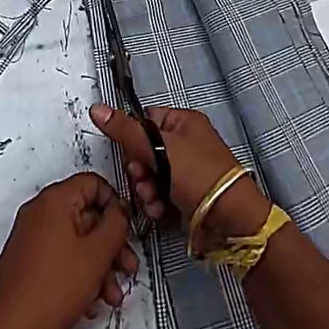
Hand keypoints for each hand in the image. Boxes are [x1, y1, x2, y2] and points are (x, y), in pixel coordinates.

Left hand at [0, 172, 138, 328]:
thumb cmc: (47, 293)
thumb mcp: (98, 253)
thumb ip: (116, 225)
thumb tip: (119, 213)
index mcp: (54, 200)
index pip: (94, 183)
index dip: (115, 204)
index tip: (125, 225)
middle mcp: (38, 213)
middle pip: (86, 215)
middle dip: (110, 242)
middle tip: (123, 262)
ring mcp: (29, 237)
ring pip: (75, 240)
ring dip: (97, 263)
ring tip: (109, 291)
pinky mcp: (25, 260)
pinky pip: (60, 256)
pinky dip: (78, 272)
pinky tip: (89, 299)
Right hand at [90, 103, 271, 251]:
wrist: (230, 219)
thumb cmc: (200, 175)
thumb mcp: (159, 148)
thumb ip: (126, 130)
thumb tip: (98, 109)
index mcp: (184, 122)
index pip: (146, 121)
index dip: (134, 137)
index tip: (131, 151)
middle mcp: (187, 143)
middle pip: (146, 151)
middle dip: (140, 169)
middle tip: (143, 177)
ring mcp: (188, 170)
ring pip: (151, 175)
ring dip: (146, 188)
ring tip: (152, 197)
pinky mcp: (187, 194)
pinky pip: (161, 193)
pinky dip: (156, 201)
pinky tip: (158, 210)